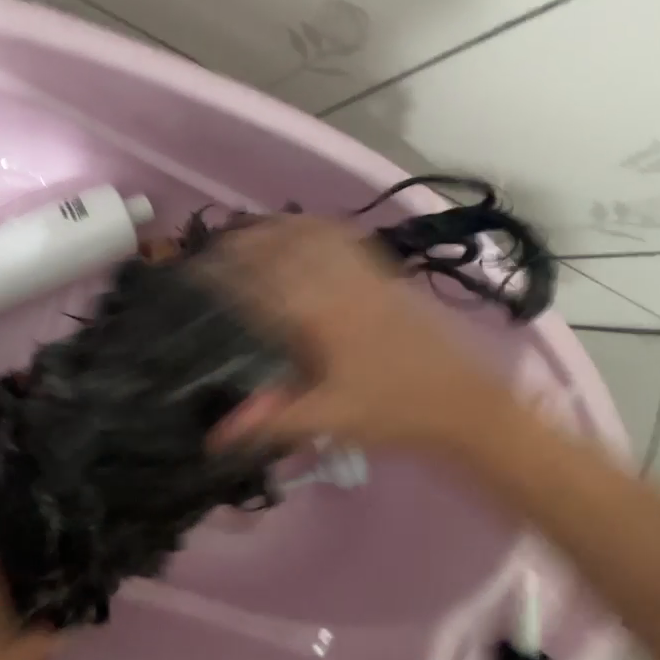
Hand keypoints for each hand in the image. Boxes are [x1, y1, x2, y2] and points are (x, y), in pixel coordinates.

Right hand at [201, 215, 511, 453]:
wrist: (465, 403)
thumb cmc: (393, 412)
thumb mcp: (329, 418)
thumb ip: (270, 419)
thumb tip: (213, 435)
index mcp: (319, 314)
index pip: (258, 281)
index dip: (222, 273)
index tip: (195, 272)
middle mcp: (337, 281)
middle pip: (279, 246)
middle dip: (240, 243)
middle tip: (212, 253)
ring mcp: (363, 270)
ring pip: (307, 233)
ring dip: (272, 229)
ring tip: (244, 233)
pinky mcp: (382, 271)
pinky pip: (341, 234)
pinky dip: (311, 225)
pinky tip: (299, 227)